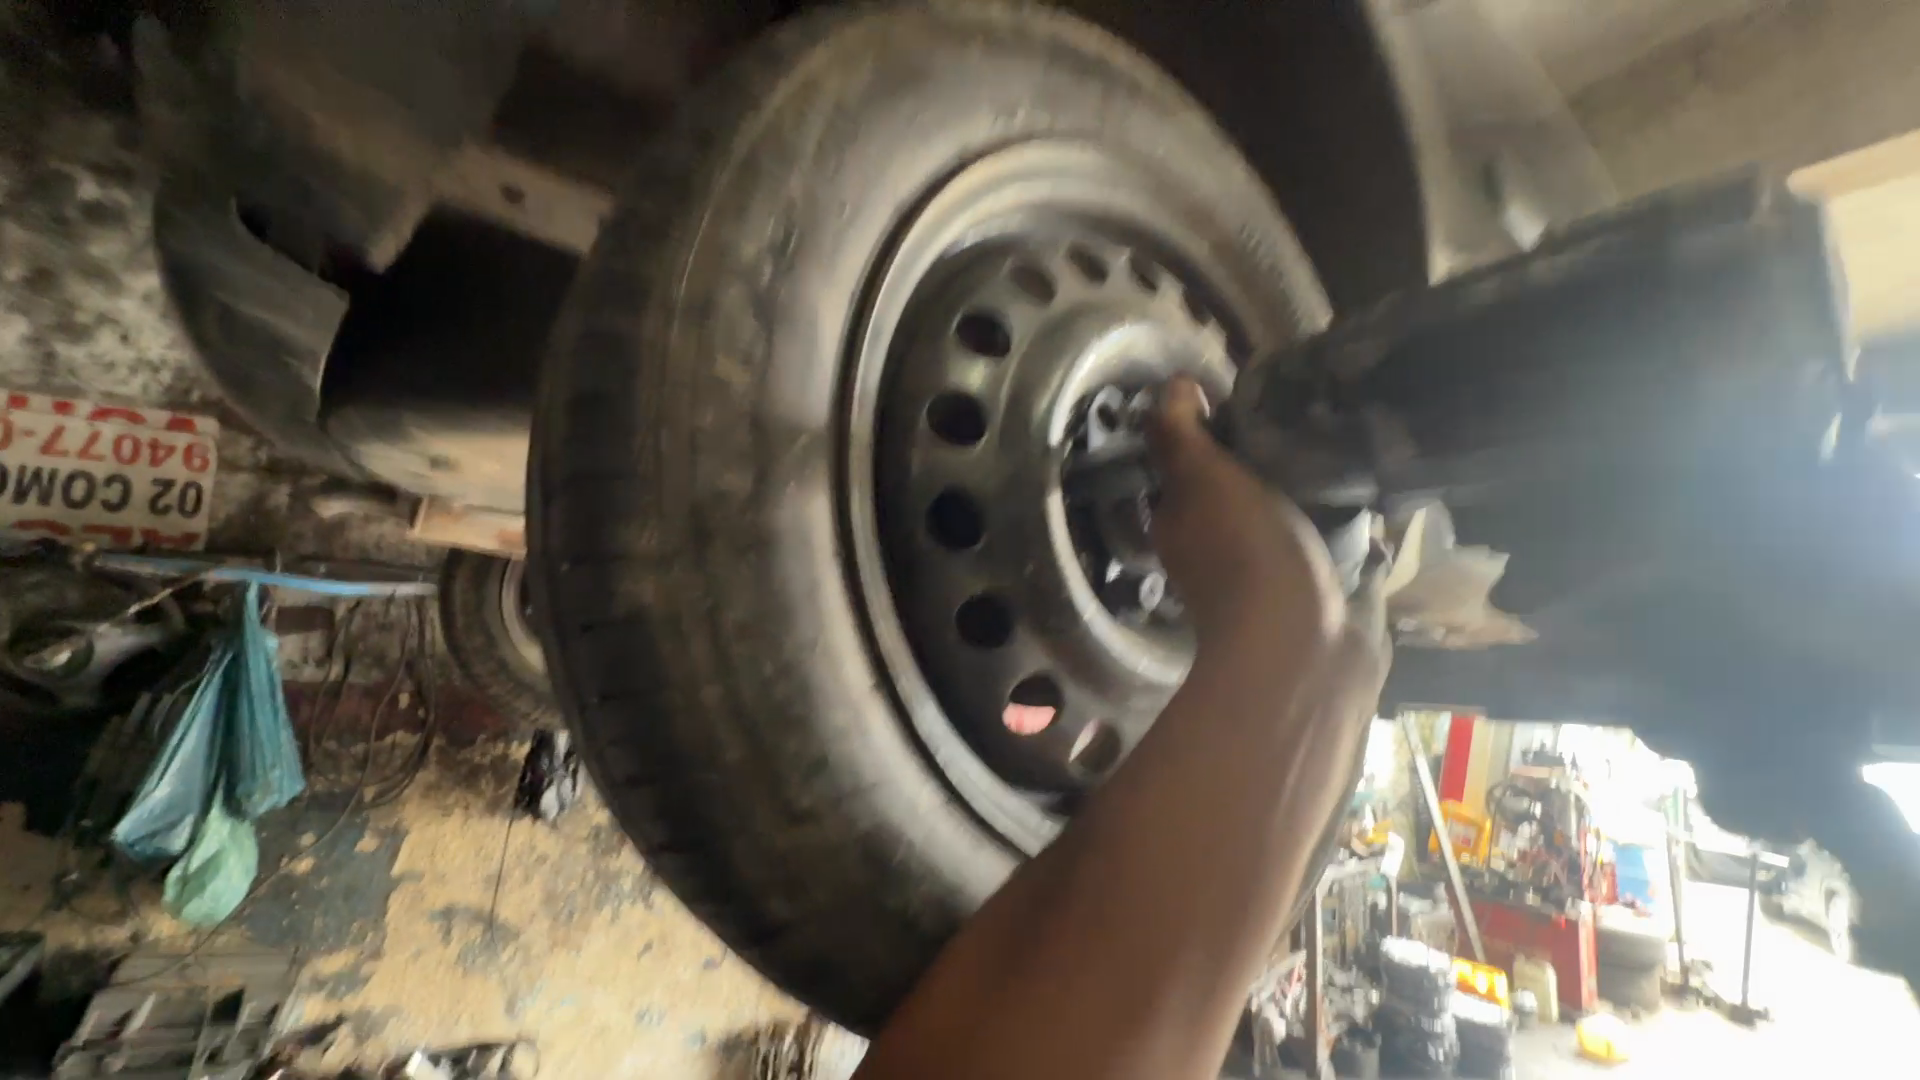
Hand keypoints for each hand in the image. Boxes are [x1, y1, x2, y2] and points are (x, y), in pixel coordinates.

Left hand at [1146, 378, 1389, 699]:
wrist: (1305, 648)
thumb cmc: (1245, 553)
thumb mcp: (1200, 480)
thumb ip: (1179, 435)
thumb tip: (1170, 386)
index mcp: (1179, 522)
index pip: (1185, 465)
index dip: (1208, 429)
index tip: (1246, 393)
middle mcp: (1215, 547)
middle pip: (1236, 487)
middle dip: (1264, 454)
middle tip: (1304, 410)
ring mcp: (1268, 572)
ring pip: (1284, 514)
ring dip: (1307, 486)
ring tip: (1343, 436)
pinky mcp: (1319, 590)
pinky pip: (1329, 543)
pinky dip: (1344, 520)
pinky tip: (1370, 488)